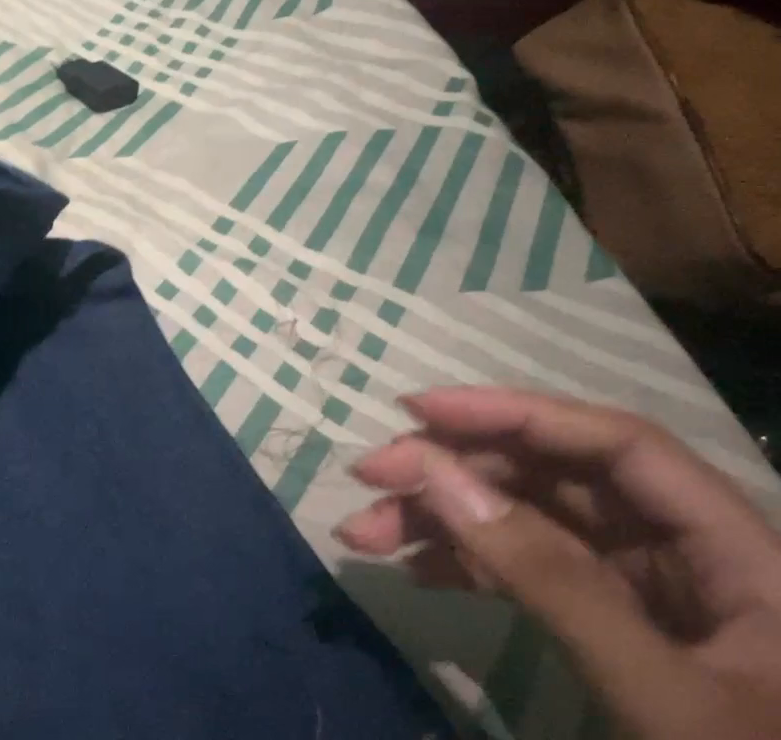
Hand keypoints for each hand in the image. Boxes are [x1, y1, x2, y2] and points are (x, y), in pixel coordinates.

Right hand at [335, 387, 780, 739]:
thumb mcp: (660, 690)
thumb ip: (552, 580)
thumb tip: (437, 477)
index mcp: (740, 552)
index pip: (617, 446)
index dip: (514, 414)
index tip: (416, 411)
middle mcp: (691, 555)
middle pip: (555, 478)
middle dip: (452, 471)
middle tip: (369, 477)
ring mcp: (649, 593)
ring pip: (526, 521)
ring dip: (439, 518)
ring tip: (362, 533)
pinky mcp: (615, 625)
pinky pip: (526, 570)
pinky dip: (464, 562)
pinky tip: (412, 568)